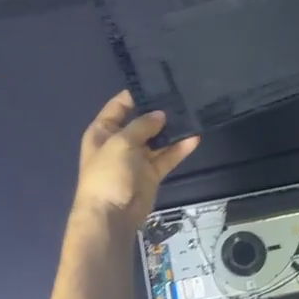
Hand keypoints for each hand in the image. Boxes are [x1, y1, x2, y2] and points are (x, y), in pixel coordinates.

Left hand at [72, 91, 199, 230]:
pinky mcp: (151, 174)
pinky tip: (195, 137)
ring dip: (172, 130)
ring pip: (157, 140)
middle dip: (159, 112)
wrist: (111, 216)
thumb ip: (142, 125)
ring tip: (192, 114)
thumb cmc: (109, 174)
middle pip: (142, 122)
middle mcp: (120, 142)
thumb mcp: (122, 142)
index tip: (158, 83)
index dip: (136, 94)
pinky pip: (167, 157)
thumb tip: (160, 114)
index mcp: (103, 131)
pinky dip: (179, 149)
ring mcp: (136, 158)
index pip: (120, 106)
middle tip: (182, 96)